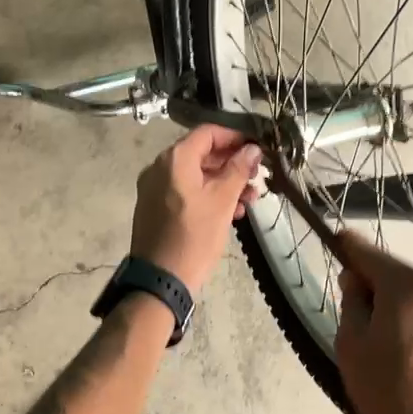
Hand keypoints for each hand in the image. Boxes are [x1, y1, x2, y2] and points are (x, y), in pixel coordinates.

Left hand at [129, 126, 261, 294]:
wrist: (160, 280)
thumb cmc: (194, 237)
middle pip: (202, 154)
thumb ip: (238, 170)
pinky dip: (208, 196)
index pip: (208, 133)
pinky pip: (185, 192)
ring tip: (250, 200)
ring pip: (195, 176)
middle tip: (257, 178)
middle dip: (232, 164)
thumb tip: (252, 149)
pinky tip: (231, 213)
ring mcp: (155, 188)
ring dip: (224, 183)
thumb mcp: (222, 201)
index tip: (257, 149)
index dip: (235, 137)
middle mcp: (159, 167)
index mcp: (174, 159)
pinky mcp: (156, 208)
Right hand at [333, 232, 412, 413]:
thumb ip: (352, 304)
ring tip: (391, 350)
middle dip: (378, 288)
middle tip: (359, 320)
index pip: (368, 253)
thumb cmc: (392, 396)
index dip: (347, 248)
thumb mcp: (352, 348)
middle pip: (400, 276)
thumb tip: (358, 282)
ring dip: (404, 310)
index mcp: (407, 285)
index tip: (336, 241)